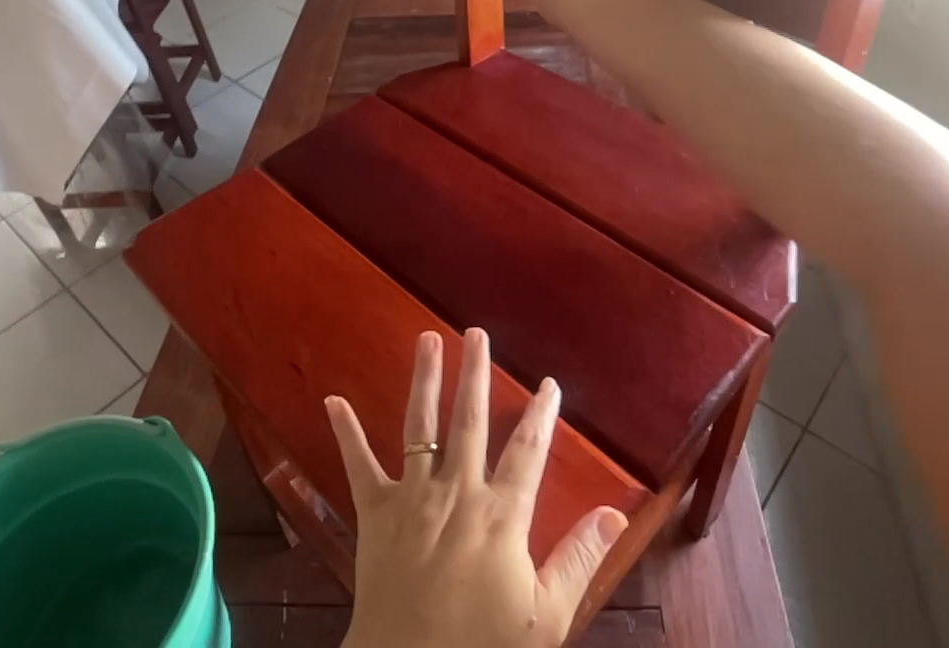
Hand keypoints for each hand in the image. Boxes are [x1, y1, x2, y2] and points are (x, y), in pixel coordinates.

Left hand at [325, 328, 627, 647]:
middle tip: (475, 332)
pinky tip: (333, 400)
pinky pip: (359, 466)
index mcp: (501, 515)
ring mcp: (412, 498)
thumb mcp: (546, 615)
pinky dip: (346, 433)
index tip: (549, 383)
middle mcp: (457, 492)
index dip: (542, 415)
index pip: (529, 452)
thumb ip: (579, 559)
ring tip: (427, 339)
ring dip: (424, 380)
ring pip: (420, 427)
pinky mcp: (375, 513)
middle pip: (470, 421)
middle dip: (475, 373)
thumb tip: (615, 510)